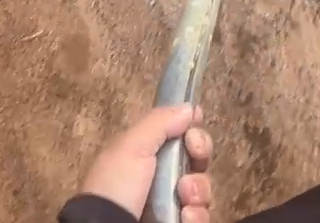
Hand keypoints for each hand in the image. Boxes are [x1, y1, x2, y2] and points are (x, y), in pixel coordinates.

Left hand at [79, 104, 213, 222]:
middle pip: (197, 159)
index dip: (193, 132)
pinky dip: (197, 215)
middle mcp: (163, 177)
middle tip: (194, 156)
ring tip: (184, 196)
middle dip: (201, 155)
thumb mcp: (131, 145)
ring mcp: (171, 204)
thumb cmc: (116, 185)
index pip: (182, 136)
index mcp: (148, 154)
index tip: (192, 132)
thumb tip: (189, 108)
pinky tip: (185, 216)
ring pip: (203, 189)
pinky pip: (201, 216)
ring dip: (198, 189)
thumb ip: (160, 121)